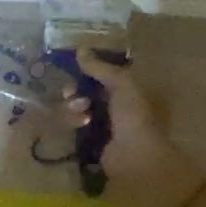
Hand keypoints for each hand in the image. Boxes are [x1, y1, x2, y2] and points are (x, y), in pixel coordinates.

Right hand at [62, 51, 205, 206]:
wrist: (135, 157)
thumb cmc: (133, 116)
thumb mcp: (121, 84)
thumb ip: (100, 67)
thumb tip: (80, 49)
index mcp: (125, 88)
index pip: (99, 74)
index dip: (85, 70)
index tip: (72, 69)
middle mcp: (112, 103)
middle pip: (84, 89)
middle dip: (75, 89)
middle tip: (70, 93)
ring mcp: (101, 122)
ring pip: (76, 106)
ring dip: (73, 106)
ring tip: (82, 113)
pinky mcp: (90, 139)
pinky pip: (74, 124)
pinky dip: (74, 121)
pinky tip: (81, 125)